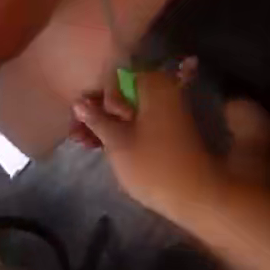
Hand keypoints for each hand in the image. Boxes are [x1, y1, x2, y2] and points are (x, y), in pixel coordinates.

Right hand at [73, 70, 227, 221]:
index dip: (95, 95)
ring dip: (109, 121)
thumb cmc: (152, 164)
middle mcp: (164, 87)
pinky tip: (103, 143)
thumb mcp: (117, 142)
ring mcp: (169, 107)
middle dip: (100, 110)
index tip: (76, 115)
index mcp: (154, 82)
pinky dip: (125, 128)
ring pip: (131, 108)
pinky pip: (142, 119)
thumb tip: (79, 102)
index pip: (117, 75)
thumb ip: (97, 119)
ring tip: (84, 141)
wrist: (193, 193)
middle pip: (124, 92)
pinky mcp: (170, 126)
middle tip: (76, 132)